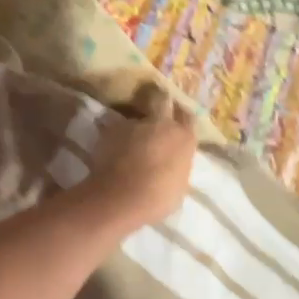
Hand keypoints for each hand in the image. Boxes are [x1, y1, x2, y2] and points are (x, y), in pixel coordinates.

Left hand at [82, 84, 197, 227]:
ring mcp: (135, 123)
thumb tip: (170, 163)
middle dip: (158, 102)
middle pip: (161, 100)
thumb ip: (176, 165)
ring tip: (126, 143)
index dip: (180, 117)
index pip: (187, 116)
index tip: (176, 120)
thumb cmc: (159, 198)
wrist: (123, 198)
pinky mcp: (112, 128)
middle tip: (153, 111)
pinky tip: (110, 151)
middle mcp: (162, 123)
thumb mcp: (179, 185)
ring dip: (133, 128)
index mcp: (184, 137)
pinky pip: (115, 130)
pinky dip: (114, 138)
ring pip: (135, 119)